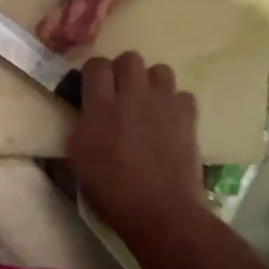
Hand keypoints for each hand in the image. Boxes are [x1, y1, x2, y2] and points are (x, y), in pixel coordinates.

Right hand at [67, 52, 205, 240]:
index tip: (90, 87)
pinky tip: (167, 121)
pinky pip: (181, 94)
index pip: (96, 66)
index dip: (92, 73)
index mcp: (101, 108)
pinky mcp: (189, 116)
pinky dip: (173, 103)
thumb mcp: (79, 161)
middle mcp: (133, 96)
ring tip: (145, 104)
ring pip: (159, 70)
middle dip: (122, 71)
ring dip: (149, 82)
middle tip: (118, 93)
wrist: (159, 210)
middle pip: (130, 58)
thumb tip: (86, 114)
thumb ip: (81, 128)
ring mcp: (165, 103)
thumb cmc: (110, 191)